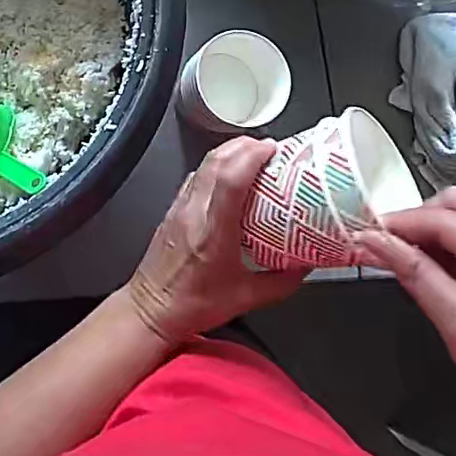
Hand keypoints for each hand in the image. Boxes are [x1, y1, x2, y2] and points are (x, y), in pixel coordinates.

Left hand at [124, 137, 310, 344]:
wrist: (151, 308)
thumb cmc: (191, 304)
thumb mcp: (246, 298)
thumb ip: (281, 282)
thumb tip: (305, 266)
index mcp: (212, 233)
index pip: (229, 181)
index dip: (250, 157)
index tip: (271, 150)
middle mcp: (193, 213)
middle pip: (215, 162)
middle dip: (243, 146)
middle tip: (268, 148)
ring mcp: (180, 207)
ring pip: (202, 165)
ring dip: (228, 153)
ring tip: (252, 156)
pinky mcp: (173, 208)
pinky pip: (195, 176)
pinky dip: (215, 166)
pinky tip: (229, 175)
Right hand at [351, 187, 455, 442]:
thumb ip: (416, 275)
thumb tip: (373, 240)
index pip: (452, 221)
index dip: (403, 223)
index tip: (365, 233)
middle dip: (416, 222)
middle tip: (382, 244)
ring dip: (429, 235)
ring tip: (401, 258)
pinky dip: (446, 248)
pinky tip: (429, 268)